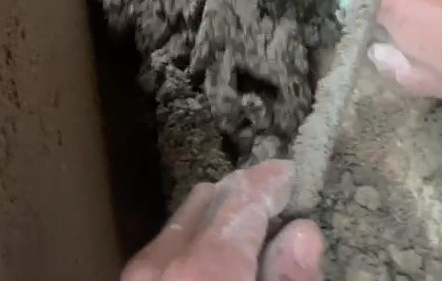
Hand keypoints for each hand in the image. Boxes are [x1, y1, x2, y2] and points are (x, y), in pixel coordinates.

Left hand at [122, 160, 322, 280]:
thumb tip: (302, 232)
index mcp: (206, 270)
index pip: (242, 202)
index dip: (270, 182)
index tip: (290, 171)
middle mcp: (164, 262)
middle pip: (208, 200)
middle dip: (244, 193)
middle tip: (276, 194)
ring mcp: (138, 274)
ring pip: (183, 220)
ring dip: (216, 213)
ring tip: (248, 219)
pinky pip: (164, 245)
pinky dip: (192, 236)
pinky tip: (210, 250)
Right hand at [367, 0, 441, 104]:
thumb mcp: (416, 79)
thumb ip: (388, 63)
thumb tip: (375, 50)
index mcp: (387, 2)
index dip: (356, 9)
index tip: (362, 25)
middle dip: (381, 2)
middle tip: (388, 27)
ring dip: (408, 2)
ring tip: (418, 29)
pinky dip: (431, 3)